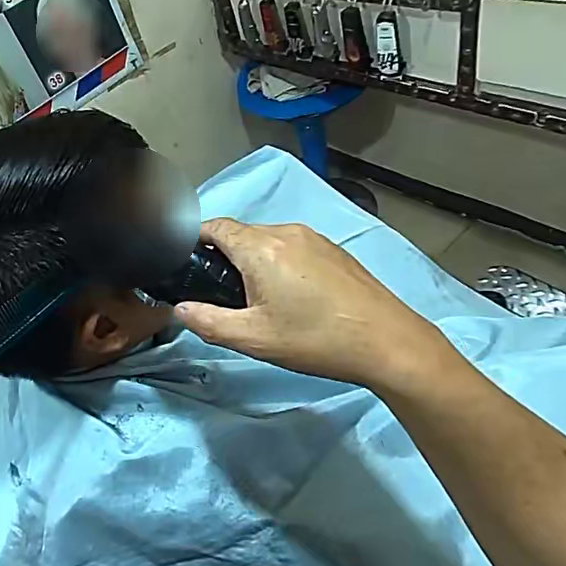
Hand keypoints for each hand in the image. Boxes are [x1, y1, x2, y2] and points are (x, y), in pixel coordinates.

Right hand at [174, 219, 454, 389]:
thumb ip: (208, 322)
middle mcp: (287, 232)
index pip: (214, 226)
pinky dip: (281, 263)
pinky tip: (294, 296)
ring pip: (269, 240)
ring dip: (255, 261)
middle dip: (225, 257)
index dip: (194, 241)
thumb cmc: (316, 340)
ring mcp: (314, 237)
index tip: (188, 266)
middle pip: (241, 233)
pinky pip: (294, 246)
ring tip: (262, 301)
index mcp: (261, 248)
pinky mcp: (334, 249)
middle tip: (226, 296)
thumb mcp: (254, 339)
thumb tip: (179, 310)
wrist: (386, 340)